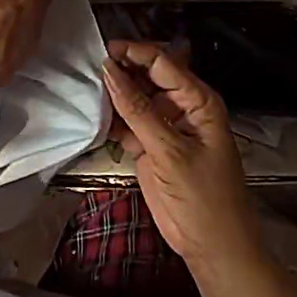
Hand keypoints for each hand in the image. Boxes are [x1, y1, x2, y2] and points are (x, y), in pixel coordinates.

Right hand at [104, 40, 260, 265]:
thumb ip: (137, 109)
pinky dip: (111, 117)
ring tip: (84, 87)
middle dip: (120, 70)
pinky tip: (92, 113)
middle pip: (147, 76)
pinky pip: (127, 121)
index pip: (162, 63)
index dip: (133, 53)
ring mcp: (164, 126)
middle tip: (87, 68)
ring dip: (113, 93)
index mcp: (198, 100)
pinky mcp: (149, 145)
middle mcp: (181, 106)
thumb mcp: (170, 151)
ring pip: (134, 97)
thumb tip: (108, 69)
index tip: (101, 50)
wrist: (212, 246)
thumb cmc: (203, 197)